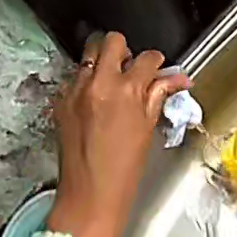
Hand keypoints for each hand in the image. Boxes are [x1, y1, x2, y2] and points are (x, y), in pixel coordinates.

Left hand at [49, 32, 189, 236]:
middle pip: (112, 41)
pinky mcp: (60, 100)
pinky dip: (87, 81)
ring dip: (103, 61)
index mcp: (127, 90)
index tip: (158, 69)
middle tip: (130, 68)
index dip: (157, 63)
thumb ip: (158, 96)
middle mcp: (98, 84)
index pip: (148, 58)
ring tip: (111, 80)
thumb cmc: (123, 168)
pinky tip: (95, 100)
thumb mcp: (147, 127)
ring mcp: (75, 90)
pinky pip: (75, 76)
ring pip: (89, 53)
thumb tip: (176, 79)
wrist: (89, 195)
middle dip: (125, 50)